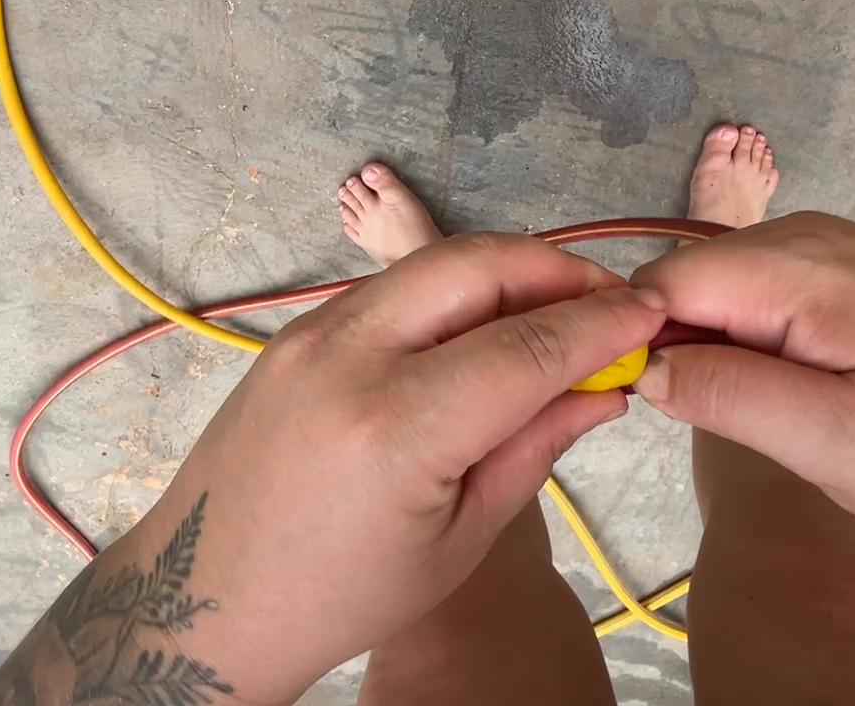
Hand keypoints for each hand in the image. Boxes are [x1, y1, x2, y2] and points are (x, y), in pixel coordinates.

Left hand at [115, 234, 664, 703]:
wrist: (205, 593)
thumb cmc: (344, 592)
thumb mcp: (460, 541)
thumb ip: (537, 445)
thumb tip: (607, 385)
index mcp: (396, 427)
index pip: (524, 346)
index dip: (599, 323)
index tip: (649, 312)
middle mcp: (350, 352)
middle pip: (474, 264)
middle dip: (554, 267)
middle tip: (606, 296)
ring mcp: (315, 328)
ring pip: (434, 262)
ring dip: (507, 270)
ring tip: (557, 306)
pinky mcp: (301, 325)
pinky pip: (399, 285)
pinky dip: (457, 287)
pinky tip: (486, 321)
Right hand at [629, 212, 854, 546]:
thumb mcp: (840, 444)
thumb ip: (730, 396)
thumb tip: (643, 367)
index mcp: (800, 266)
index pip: (665, 283)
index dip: (645, 342)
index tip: (669, 407)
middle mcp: (805, 232)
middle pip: (688, 278)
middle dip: (683, 344)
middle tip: (736, 417)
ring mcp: (827, 242)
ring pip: (717, 284)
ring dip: (717, 343)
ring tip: (772, 403)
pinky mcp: (841, 263)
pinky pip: (755, 287)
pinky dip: (751, 333)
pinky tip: (796, 376)